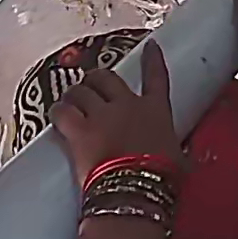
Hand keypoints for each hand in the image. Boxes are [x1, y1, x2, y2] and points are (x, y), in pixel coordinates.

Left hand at [53, 42, 179, 187]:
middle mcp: (126, 105)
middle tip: (91, 85)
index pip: (156, 77)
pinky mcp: (79, 131)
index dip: (152, 59)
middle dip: (97, 79)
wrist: (135, 192)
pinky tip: (57, 114)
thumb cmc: (161, 180)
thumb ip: (176, 150)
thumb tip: (180, 157)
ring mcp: (101, 115)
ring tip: (70, 100)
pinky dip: (58, 111)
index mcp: (155, 111)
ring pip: (81, 90)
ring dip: (74, 94)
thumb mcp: (178, 160)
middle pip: (106, 77)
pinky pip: (62, 111)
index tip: (150, 46)